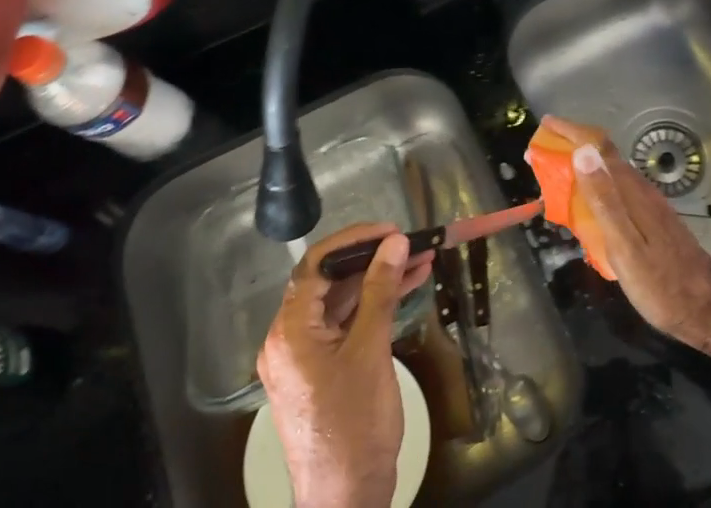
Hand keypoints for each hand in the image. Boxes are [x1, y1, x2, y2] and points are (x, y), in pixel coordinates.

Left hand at [256, 223, 434, 507]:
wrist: (345, 496)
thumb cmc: (354, 423)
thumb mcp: (370, 351)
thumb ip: (379, 292)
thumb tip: (394, 243)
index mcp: (289, 331)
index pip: (315, 266)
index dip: (354, 240)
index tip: (392, 230)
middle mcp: (288, 339)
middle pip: (329, 284)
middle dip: (373, 260)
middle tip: (414, 244)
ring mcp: (304, 357)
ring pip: (341, 305)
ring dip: (378, 283)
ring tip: (422, 262)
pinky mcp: (321, 372)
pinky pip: (345, 328)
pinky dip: (373, 309)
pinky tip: (407, 291)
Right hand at [543, 116, 710, 350]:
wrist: (705, 309)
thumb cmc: (660, 284)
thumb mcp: (626, 246)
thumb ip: (604, 200)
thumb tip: (583, 153)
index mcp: (633, 192)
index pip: (600, 148)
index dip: (572, 132)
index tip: (546, 124)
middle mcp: (641, 191)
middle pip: (604, 158)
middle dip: (571, 148)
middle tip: (540, 155)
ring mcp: (649, 206)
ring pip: (610, 174)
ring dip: (581, 168)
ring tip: (554, 176)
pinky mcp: (651, 221)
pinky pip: (616, 192)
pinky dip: (594, 188)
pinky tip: (585, 205)